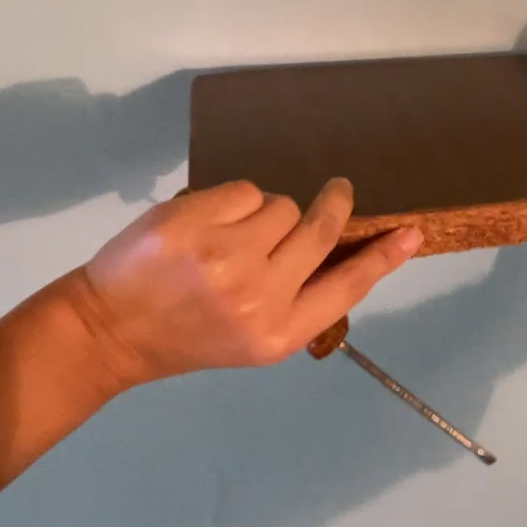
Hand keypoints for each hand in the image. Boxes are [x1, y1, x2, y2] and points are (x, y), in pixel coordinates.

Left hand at [73, 179, 421, 386]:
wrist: (113, 329)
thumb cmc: (191, 333)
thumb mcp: (258, 336)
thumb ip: (303, 296)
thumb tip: (343, 241)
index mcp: (282, 333)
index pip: (348, 286)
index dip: (384, 257)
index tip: (413, 233)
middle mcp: (261, 296)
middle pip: (319, 228)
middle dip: (332, 204)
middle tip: (336, 191)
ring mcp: (225, 258)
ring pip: (281, 205)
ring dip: (266, 214)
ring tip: (230, 239)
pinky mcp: (192, 224)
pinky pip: (245, 190)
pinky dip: (232, 202)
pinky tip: (206, 226)